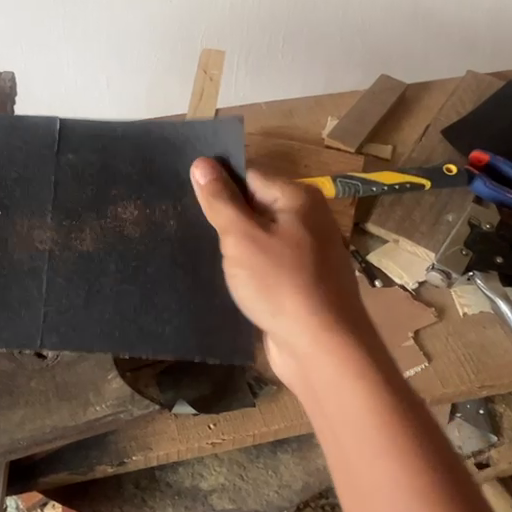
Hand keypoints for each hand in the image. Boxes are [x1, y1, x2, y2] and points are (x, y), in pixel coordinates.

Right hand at [190, 158, 376, 389]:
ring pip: (262, 238)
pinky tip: (228, 279)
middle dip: (226, 217)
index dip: (219, 185)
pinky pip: (270, 264)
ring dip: (237, 246)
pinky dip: (250, 268)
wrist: (323, 349)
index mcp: (298, 198)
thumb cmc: (281, 284)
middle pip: (256, 206)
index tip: (187, 196)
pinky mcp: (304, 283)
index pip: (249, 176)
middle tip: (189, 224)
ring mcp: (309, 253)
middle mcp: (309, 220)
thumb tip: (201, 162)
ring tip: (202, 251)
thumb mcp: (242, 238)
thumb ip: (220, 200)